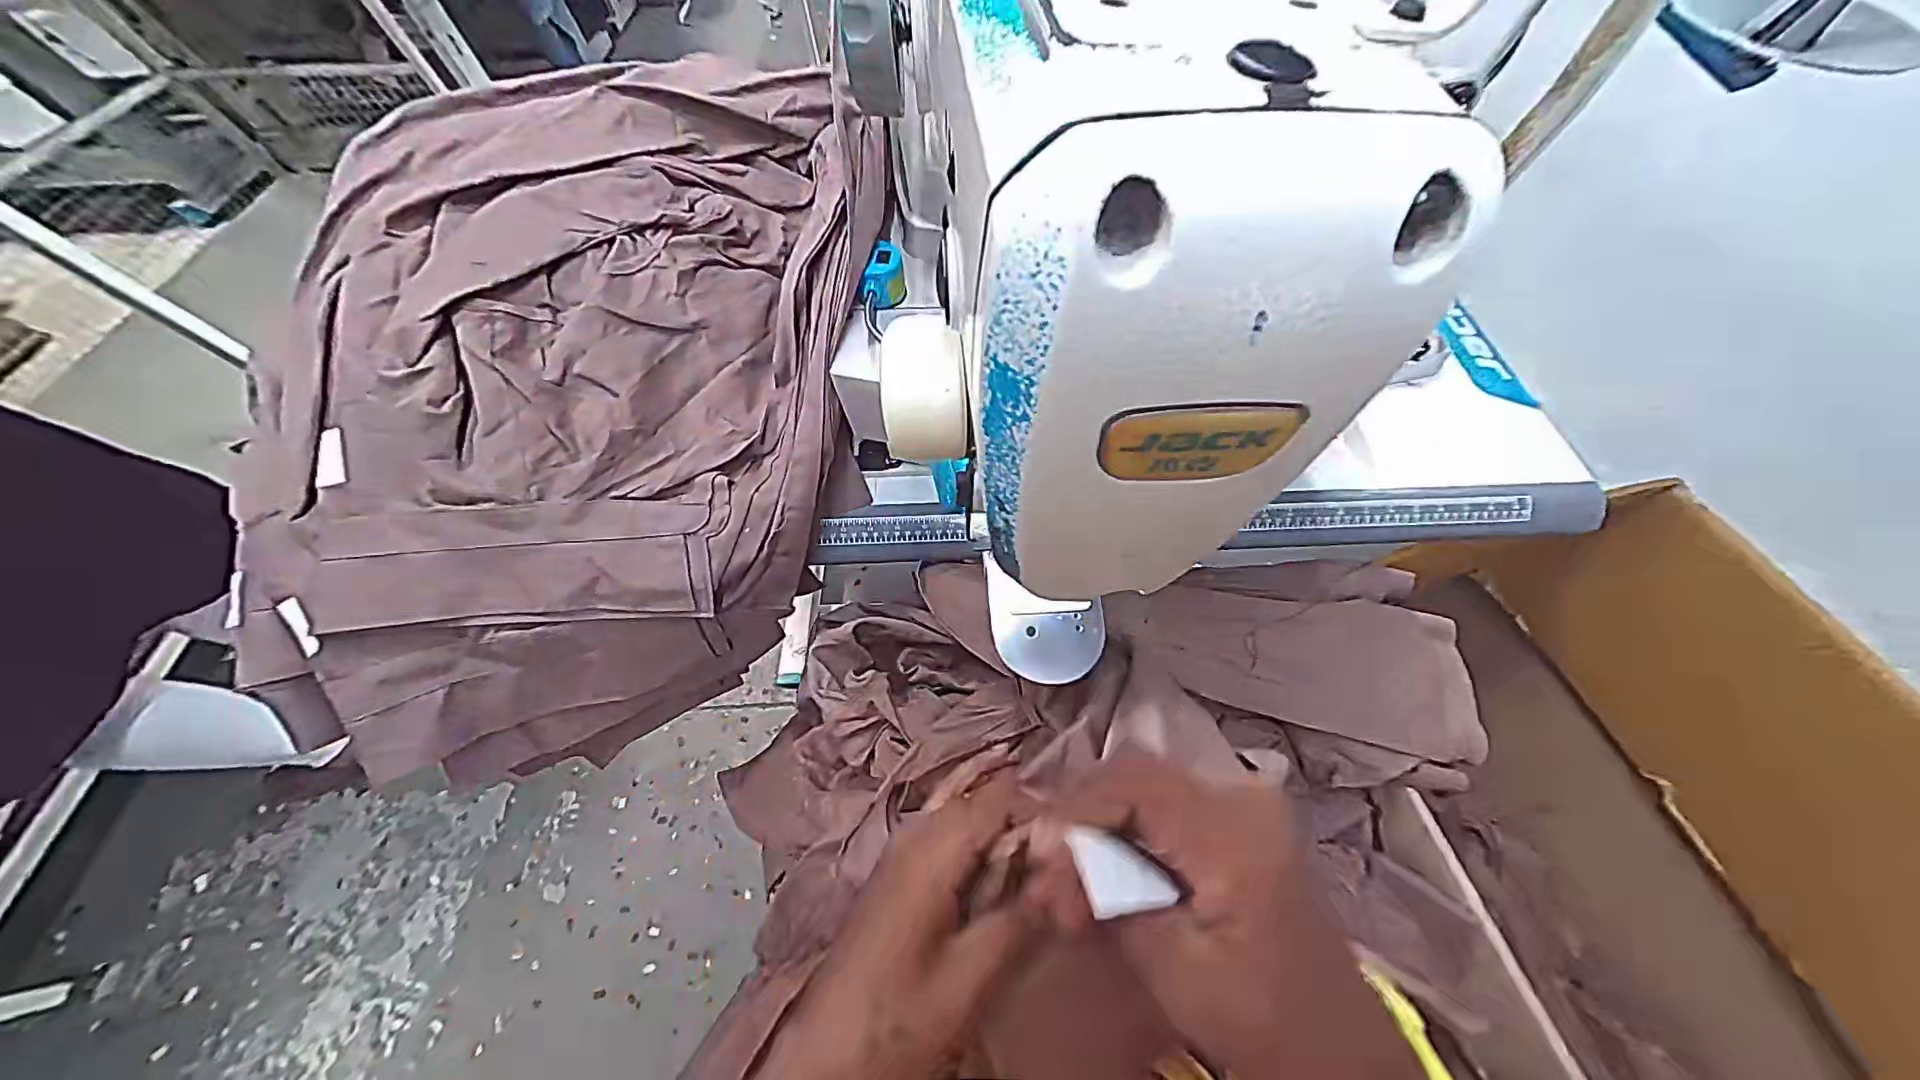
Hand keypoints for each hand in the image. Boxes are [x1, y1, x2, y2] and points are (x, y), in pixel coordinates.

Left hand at [758, 781, 1045, 1079]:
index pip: (999, 797)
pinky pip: (950, 846)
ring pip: (968, 824)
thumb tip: (1064, 868)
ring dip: (1002, 849)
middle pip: (983, 805)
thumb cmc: (896, 1018)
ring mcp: (902, 854)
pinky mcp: (900, 876)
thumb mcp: (969, 976)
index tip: (1071, 853)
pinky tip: (993, 894)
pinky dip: (979, 860)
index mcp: (929, 849)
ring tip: (1027, 891)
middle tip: (1052, 879)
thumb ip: (1020, 916)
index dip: (1041, 815)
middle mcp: (913, 836)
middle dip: (1023, 833)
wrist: (827, 1055)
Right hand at [1046, 755, 1421, 1079]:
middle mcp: (1241, 799)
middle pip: (1134, 775)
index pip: (1132, 788)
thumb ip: (1109, 893)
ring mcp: (1242, 805)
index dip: (1076, 814)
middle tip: (1046, 872)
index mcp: (1235, 834)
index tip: (1037, 855)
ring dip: (1097, 823)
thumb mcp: (1174, 967)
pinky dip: (1124, 830)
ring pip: (1142, 784)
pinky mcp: (1237, 821)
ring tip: (1067, 880)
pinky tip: (1102, 870)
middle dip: (1080, 818)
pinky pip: (1162, 804)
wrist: (1337, 1050)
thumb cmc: (1262, 1022)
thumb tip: (1049, 849)